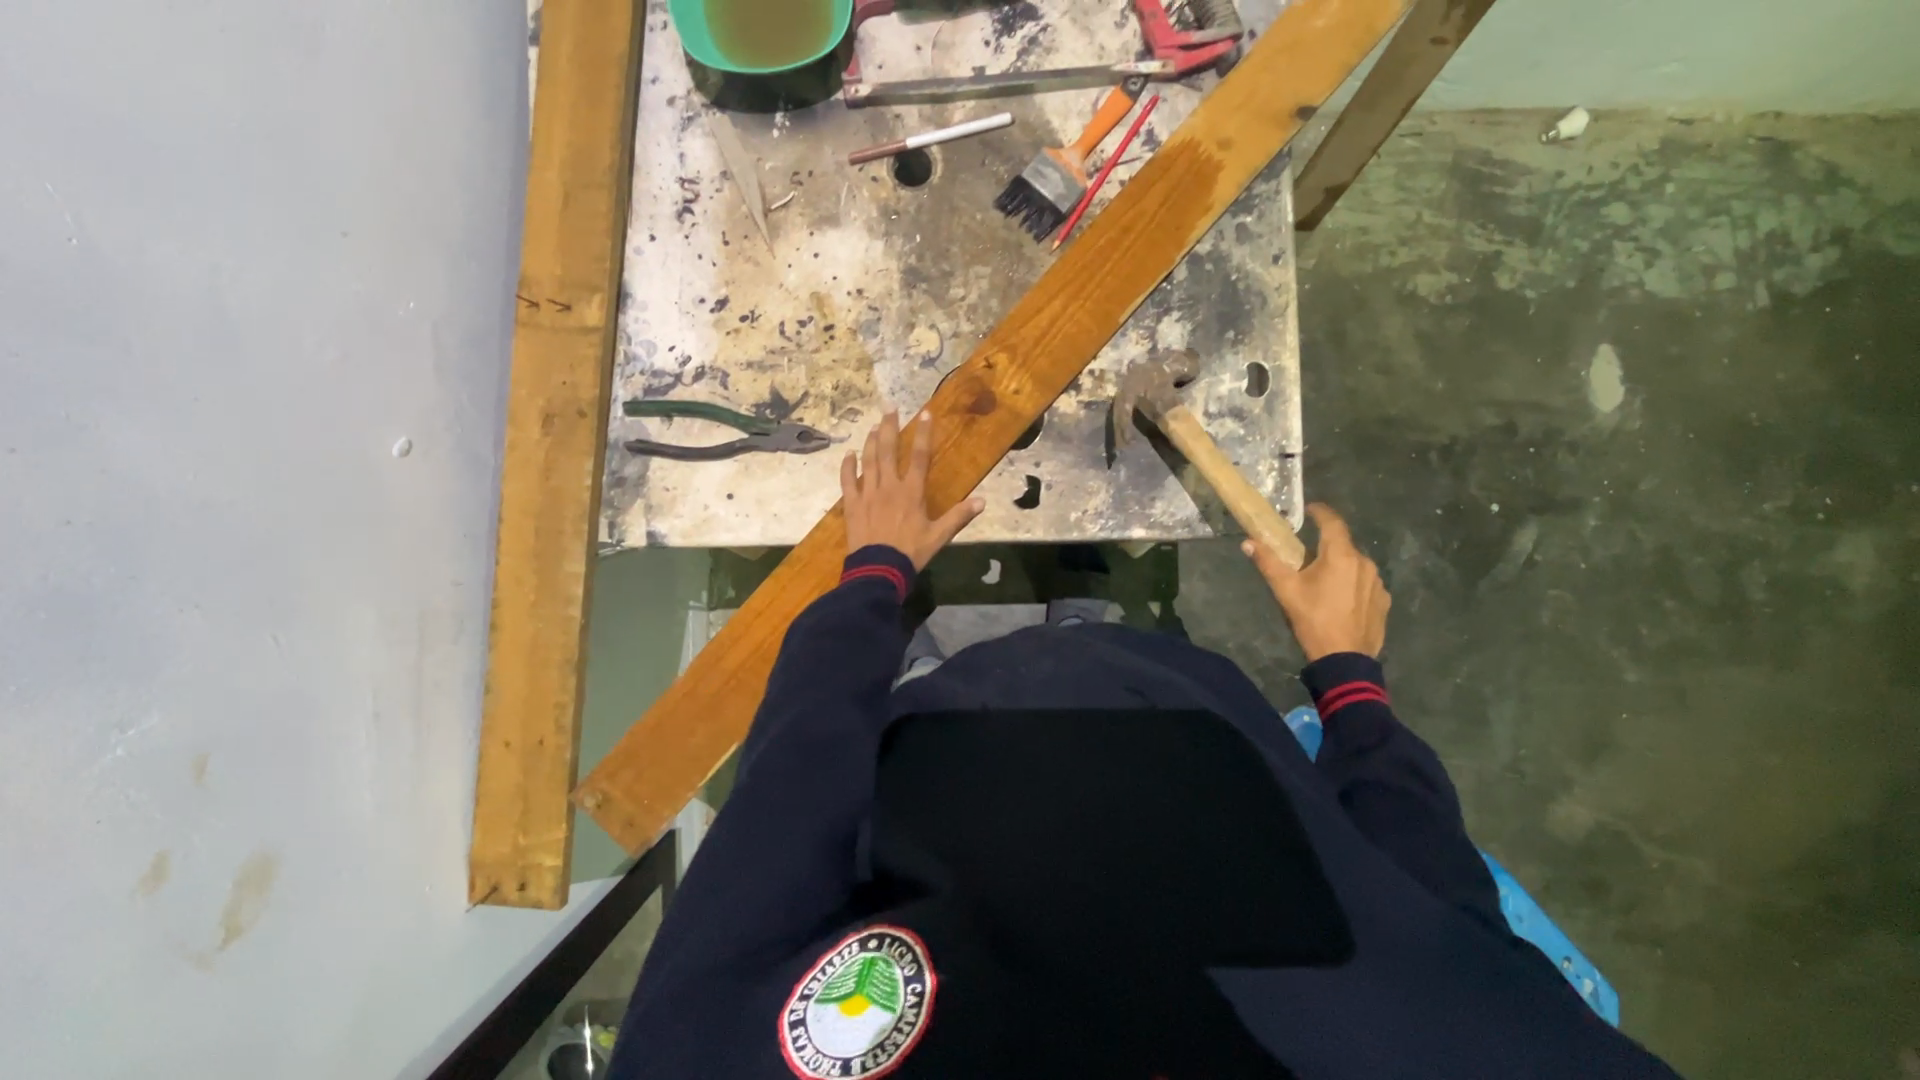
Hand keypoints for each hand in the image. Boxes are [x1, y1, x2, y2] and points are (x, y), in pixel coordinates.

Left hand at [841, 410, 984, 569]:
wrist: (879, 569)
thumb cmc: (911, 552)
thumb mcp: (939, 536)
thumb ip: (959, 516)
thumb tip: (982, 501)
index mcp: (912, 492)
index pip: (920, 457)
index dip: (923, 434)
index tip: (924, 414)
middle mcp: (889, 486)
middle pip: (889, 451)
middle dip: (890, 427)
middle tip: (889, 408)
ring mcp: (868, 494)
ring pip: (868, 461)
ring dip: (871, 441)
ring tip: (874, 426)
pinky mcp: (853, 505)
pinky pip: (848, 481)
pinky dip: (848, 466)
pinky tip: (849, 454)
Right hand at [1242, 503, 1389, 661]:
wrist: (1345, 660)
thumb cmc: (1313, 620)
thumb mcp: (1286, 591)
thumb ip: (1268, 563)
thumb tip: (1248, 543)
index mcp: (1341, 555)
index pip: (1332, 522)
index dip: (1320, 512)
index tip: (1310, 510)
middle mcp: (1364, 563)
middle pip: (1343, 546)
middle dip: (1326, 547)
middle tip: (1308, 558)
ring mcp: (1378, 583)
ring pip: (1356, 565)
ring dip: (1341, 567)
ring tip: (1325, 583)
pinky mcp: (1384, 601)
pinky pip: (1366, 584)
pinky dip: (1353, 585)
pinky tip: (1341, 601)